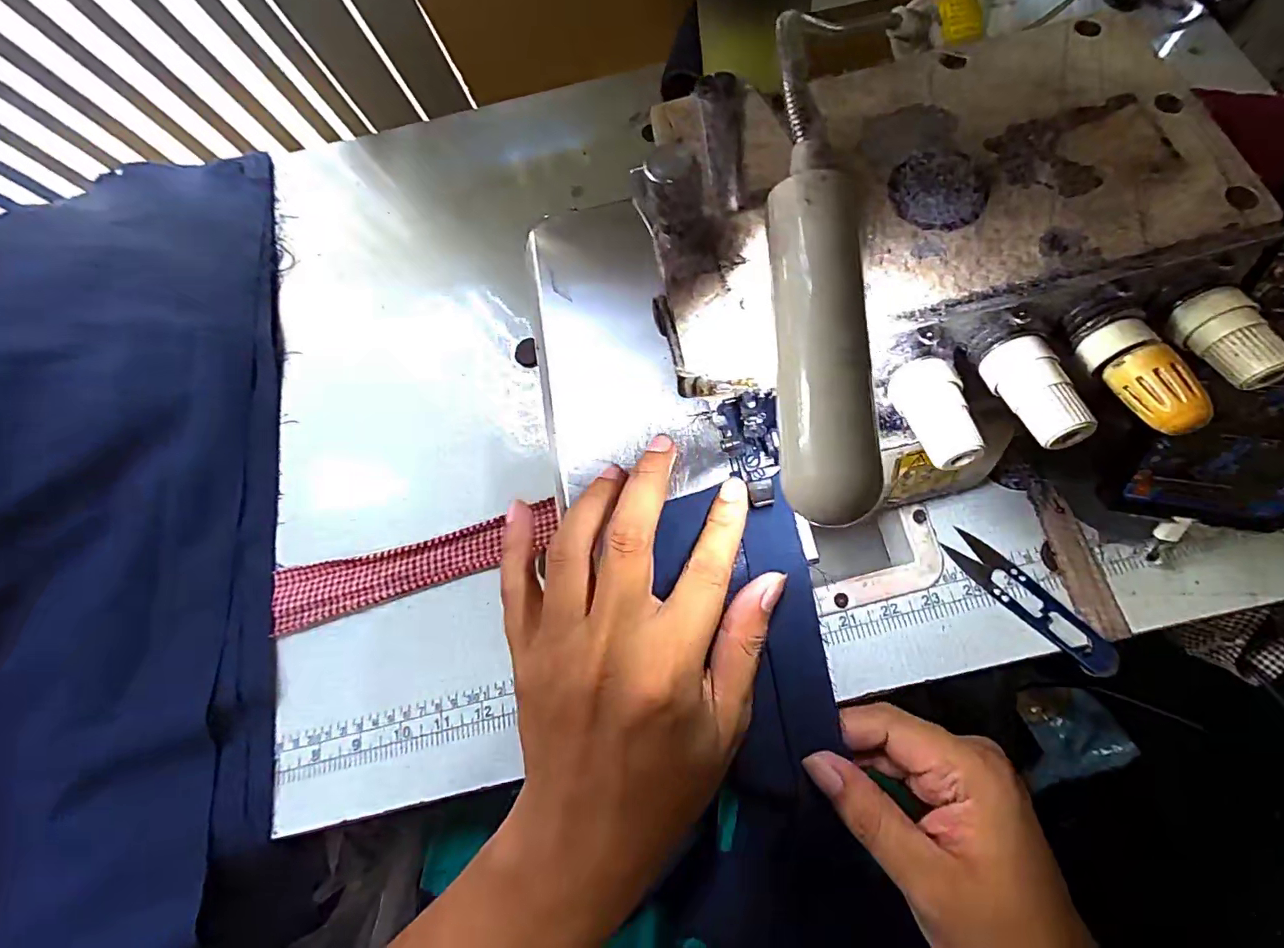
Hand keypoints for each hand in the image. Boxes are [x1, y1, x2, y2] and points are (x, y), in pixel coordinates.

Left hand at [396, 437, 784, 947]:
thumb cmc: (665, 785)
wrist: (581, 835)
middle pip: (629, 537)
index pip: (705, 570)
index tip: (732, 488)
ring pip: (571, 547)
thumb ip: (743, 646)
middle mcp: (611, 638)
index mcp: (669, 661)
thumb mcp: (725, 726)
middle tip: (661, 450)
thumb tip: (768, 582)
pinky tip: (523, 505)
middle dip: (649, 483)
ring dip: (591, 499)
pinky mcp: (526, 651)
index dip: (724, 522)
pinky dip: (515, 542)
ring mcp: (559, 641)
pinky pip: (515, 585)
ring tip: (613, 470)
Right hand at [803, 703, 1090, 947]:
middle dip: (850, 751)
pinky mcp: (967, 790)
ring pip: (899, 753)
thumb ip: (867, 813)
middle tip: (808, 774)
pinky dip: (885, 786)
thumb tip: (819, 762)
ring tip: (828, 789)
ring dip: (865, 770)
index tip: (802, 747)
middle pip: (893, 734)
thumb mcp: (924, 876)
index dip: (842, 729)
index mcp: (971, 765)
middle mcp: (974, 755)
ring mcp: (973, 772)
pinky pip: (914, 773)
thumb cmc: (1002, 934)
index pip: (889, 722)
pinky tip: (862, 802)